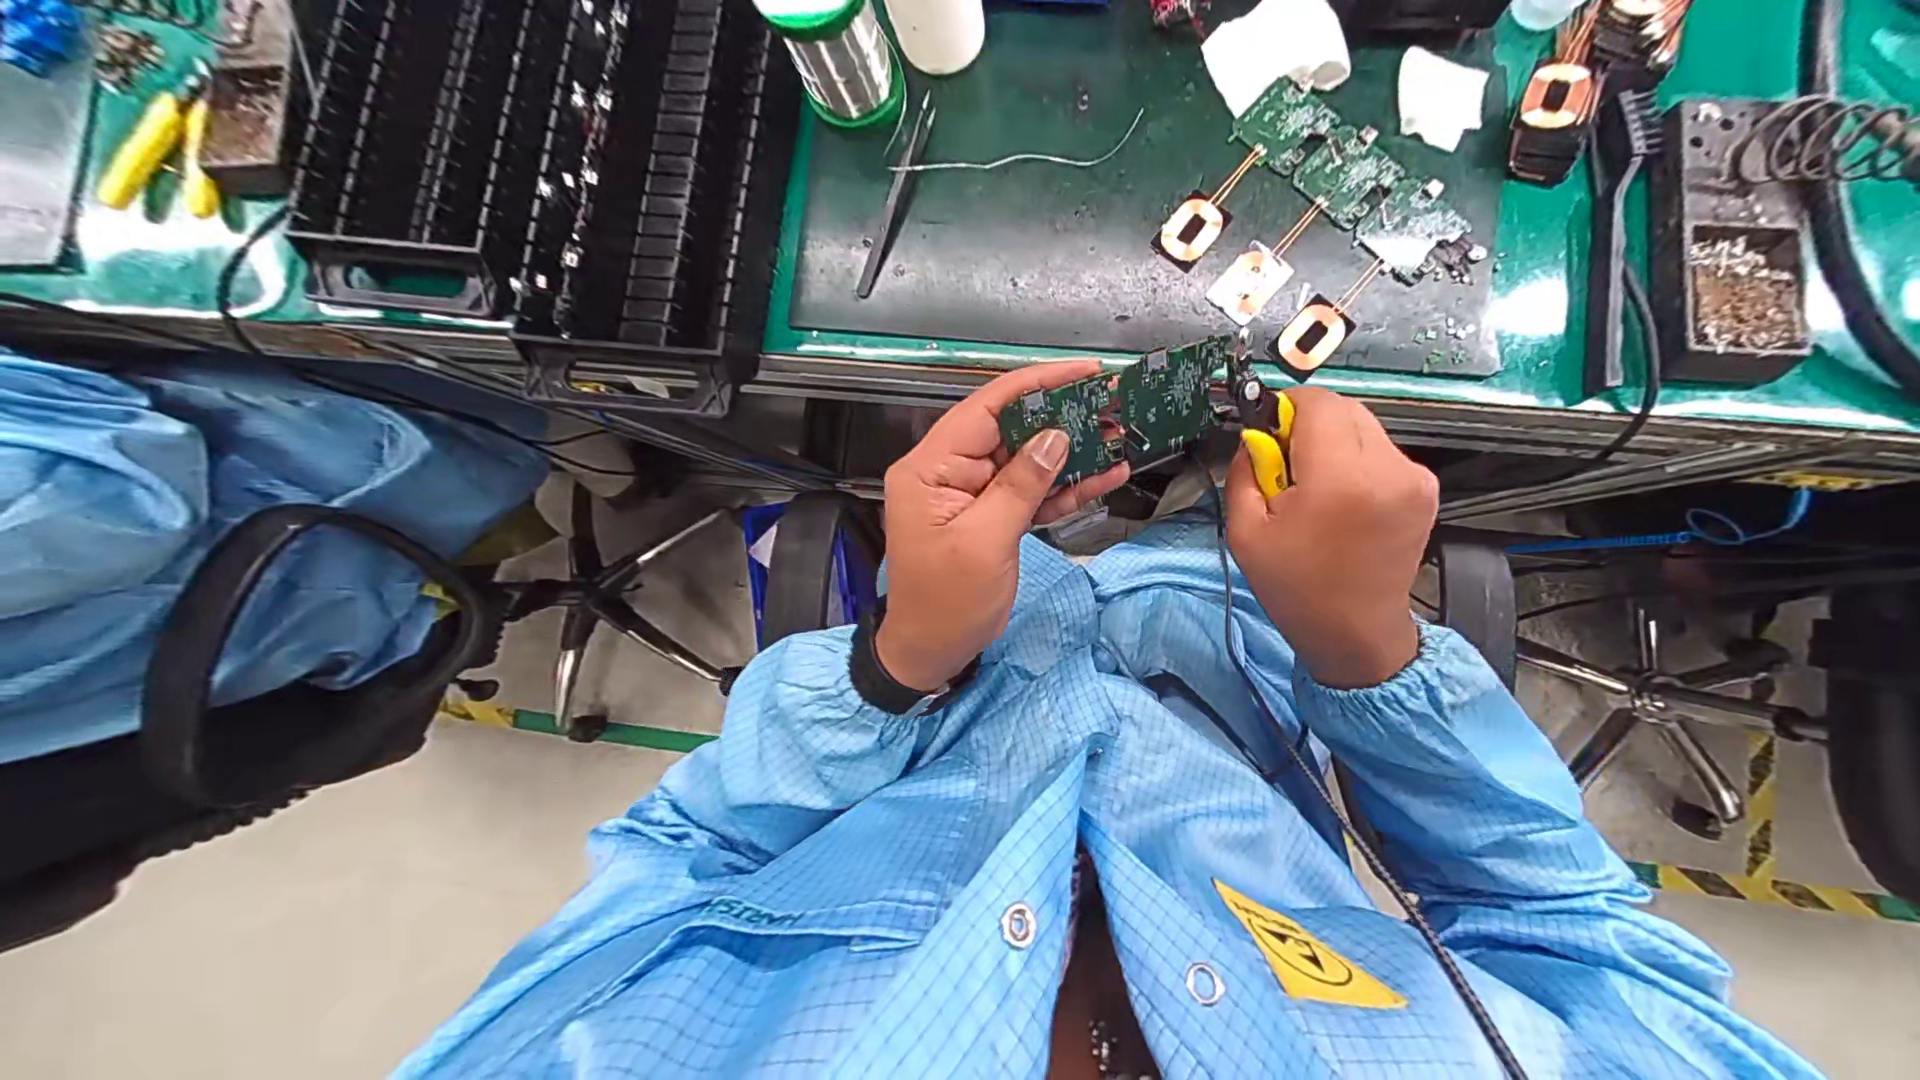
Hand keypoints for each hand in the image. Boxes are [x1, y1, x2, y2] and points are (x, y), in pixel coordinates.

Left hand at [876, 361, 1130, 690]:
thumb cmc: (945, 604)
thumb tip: (1054, 438)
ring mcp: (973, 493)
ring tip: (1117, 436)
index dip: (1035, 384)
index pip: (985, 408)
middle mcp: (949, 472)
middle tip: (1109, 405)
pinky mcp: (993, 514)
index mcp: (930, 469)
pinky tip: (1103, 476)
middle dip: (1061, 417)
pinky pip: (1031, 491)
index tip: (1081, 372)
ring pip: (1027, 459)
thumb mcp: (983, 542)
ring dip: (1070, 451)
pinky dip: (1064, 487)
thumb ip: (1020, 485)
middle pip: (1010, 429)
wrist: (933, 649)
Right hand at [1225, 387, 1436, 688]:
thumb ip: (1244, 470)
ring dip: (1332, 441)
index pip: (1318, 403)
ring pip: (1363, 426)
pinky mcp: (1425, 487)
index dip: (1286, 407)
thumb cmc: (1294, 586)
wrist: (1354, 629)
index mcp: (1339, 479)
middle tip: (1284, 464)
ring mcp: (1414, 478)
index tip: (1267, 431)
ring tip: (1312, 486)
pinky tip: (1340, 496)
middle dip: (1308, 424)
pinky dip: (1354, 459)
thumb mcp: (1245, 531)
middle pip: (1344, 408)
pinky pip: (1380, 449)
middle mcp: (1387, 468)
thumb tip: (1255, 435)